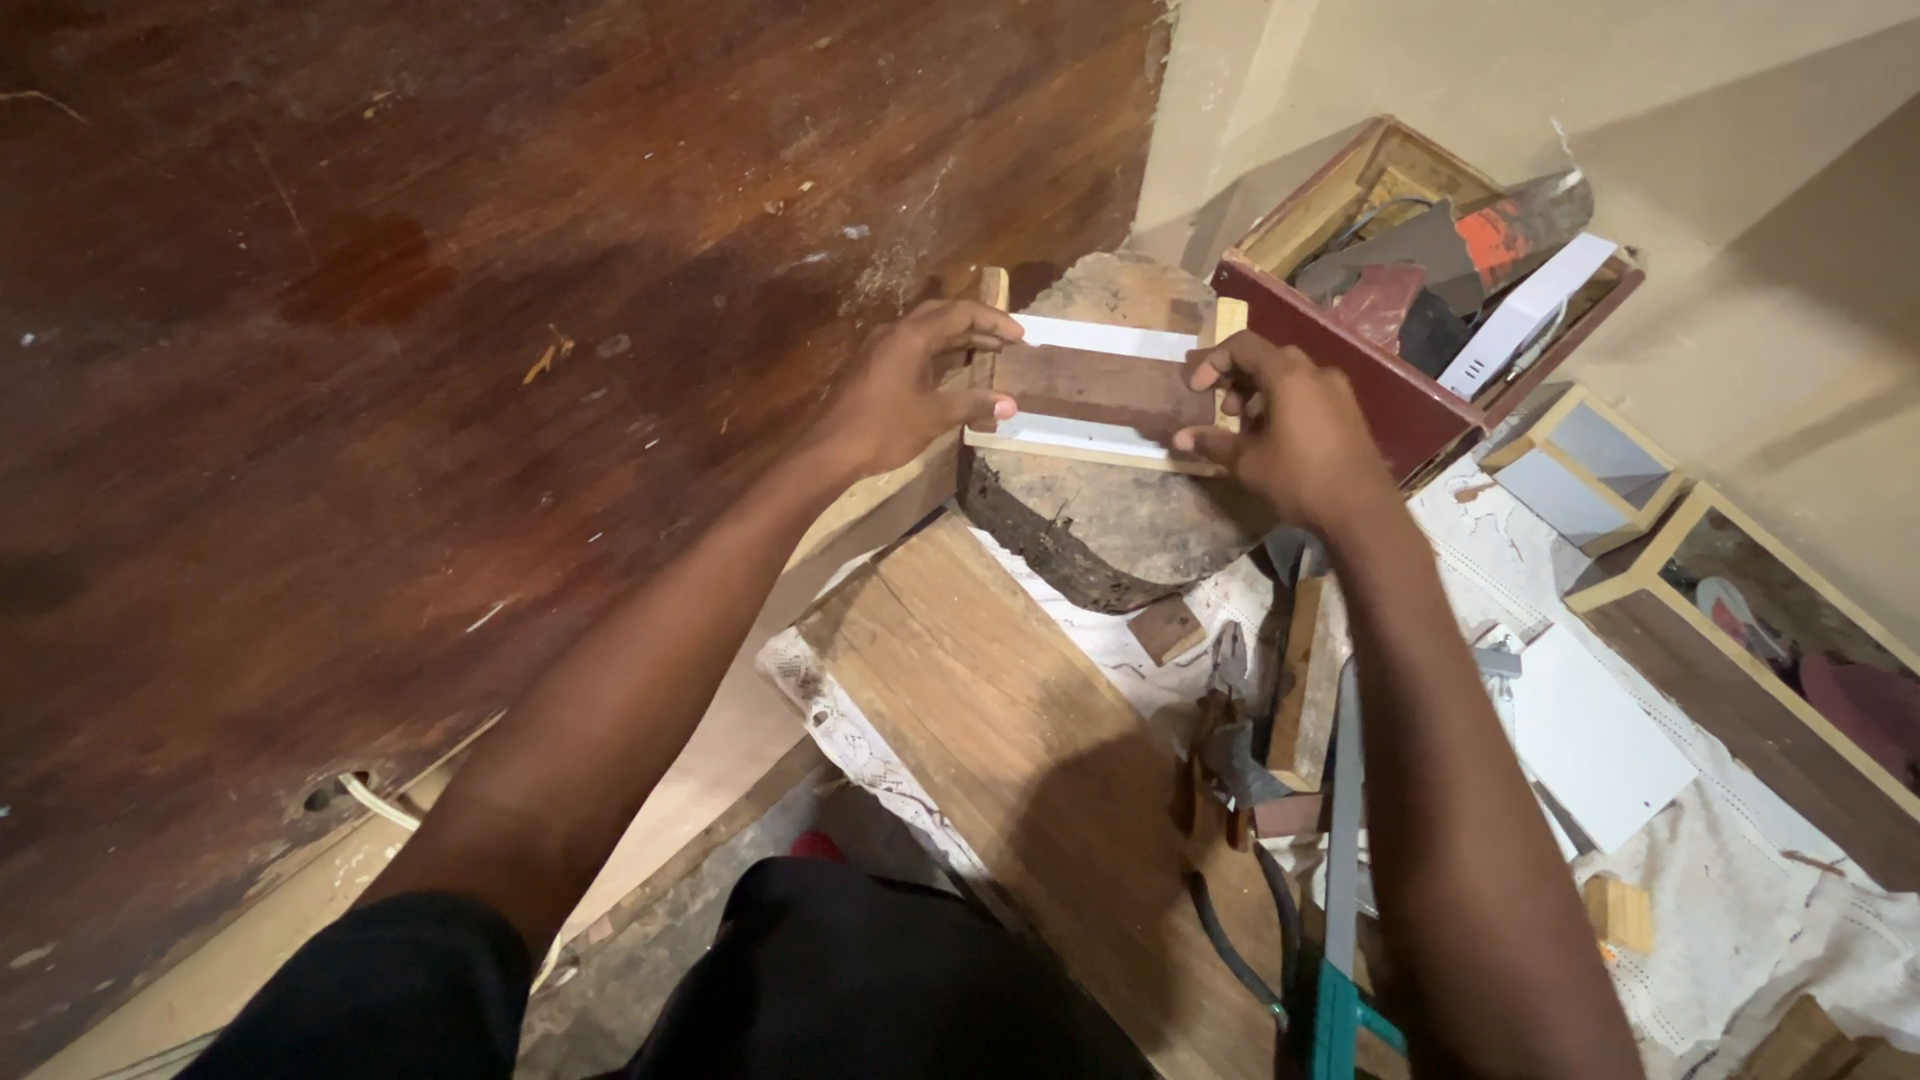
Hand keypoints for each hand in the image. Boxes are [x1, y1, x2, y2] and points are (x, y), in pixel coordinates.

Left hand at [808, 299, 1022, 477]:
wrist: (831, 450)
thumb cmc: (884, 429)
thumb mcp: (935, 416)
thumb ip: (973, 404)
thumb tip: (1010, 404)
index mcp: (911, 336)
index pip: (960, 313)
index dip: (994, 320)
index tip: (1019, 336)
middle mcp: (894, 332)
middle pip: (942, 315)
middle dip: (977, 325)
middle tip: (1006, 341)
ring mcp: (879, 347)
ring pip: (925, 331)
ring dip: (957, 339)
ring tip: (988, 352)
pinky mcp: (872, 365)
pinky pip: (911, 347)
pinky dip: (938, 352)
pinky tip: (952, 369)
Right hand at [1172, 331, 1398, 538]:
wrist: (1362, 509)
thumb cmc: (1300, 479)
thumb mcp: (1248, 463)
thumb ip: (1211, 442)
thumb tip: (1177, 437)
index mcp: (1289, 376)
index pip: (1243, 345)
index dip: (1212, 363)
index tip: (1197, 391)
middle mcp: (1316, 373)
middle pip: (1266, 357)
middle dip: (1236, 380)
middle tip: (1223, 413)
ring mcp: (1337, 390)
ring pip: (1288, 375)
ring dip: (1259, 393)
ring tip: (1247, 430)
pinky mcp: (1347, 410)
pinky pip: (1307, 392)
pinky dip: (1283, 402)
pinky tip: (1275, 438)